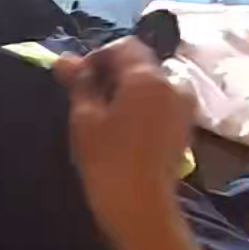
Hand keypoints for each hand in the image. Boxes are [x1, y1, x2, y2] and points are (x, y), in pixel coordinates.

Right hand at [53, 39, 193, 248]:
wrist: (138, 203)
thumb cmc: (105, 157)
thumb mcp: (84, 117)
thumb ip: (79, 83)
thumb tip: (64, 58)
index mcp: (148, 78)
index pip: (124, 47)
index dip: (97, 57)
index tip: (76, 79)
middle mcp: (174, 84)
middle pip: (139, 64)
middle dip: (112, 74)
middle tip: (84, 99)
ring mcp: (183, 106)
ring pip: (149, 85)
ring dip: (125, 91)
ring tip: (102, 116)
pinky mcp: (184, 125)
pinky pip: (159, 102)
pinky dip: (139, 106)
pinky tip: (121, 130)